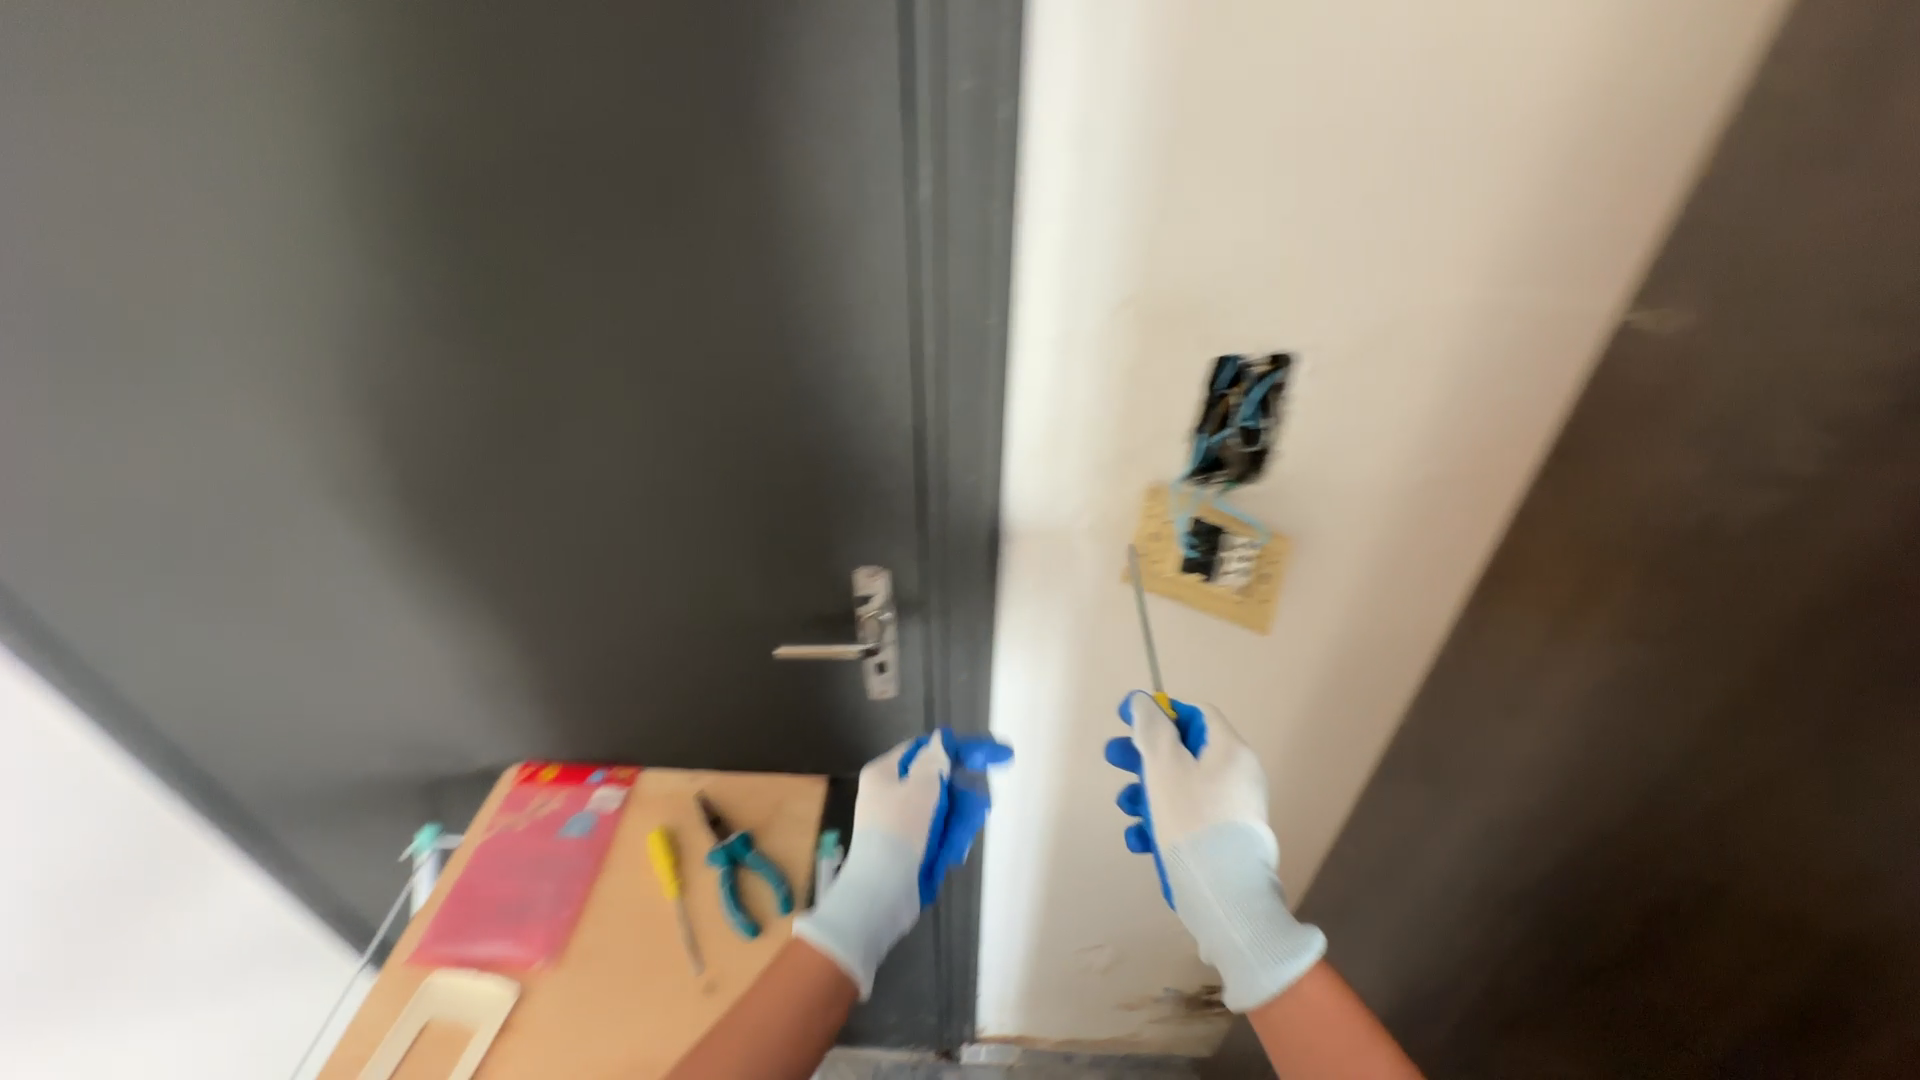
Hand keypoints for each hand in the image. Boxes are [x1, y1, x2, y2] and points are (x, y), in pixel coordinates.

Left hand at [794, 727, 1011, 997]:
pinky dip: (945, 838)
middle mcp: (885, 794)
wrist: (881, 891)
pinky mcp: (903, 848)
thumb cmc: (900, 830)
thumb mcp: (922, 786)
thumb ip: (935, 761)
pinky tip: (955, 848)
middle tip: (979, 801)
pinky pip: (930, 833)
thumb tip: (939, 741)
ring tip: (969, 827)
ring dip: (954, 818)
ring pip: (935, 809)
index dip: (948, 751)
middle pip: (930, 781)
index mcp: (883, 773)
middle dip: (956, 791)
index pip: (919, 750)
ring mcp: (893, 823)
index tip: (977, 759)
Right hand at [1104, 691, 1325, 1011]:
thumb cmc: (1192, 818)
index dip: (1160, 712)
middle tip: (1112, 758)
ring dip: (1146, 792)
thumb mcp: (1164, 764)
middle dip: (1143, 756)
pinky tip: (1138, 837)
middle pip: (1183, 753)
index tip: (1127, 719)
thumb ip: (1150, 728)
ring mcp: (1231, 812)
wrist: (1224, 895)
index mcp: (1230, 751)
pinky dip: (1161, 822)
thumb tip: (1143, 701)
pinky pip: (1187, 820)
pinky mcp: (1223, 842)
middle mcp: (1236, 776)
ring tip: (1125, 807)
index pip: (1195, 715)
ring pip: (1180, 788)